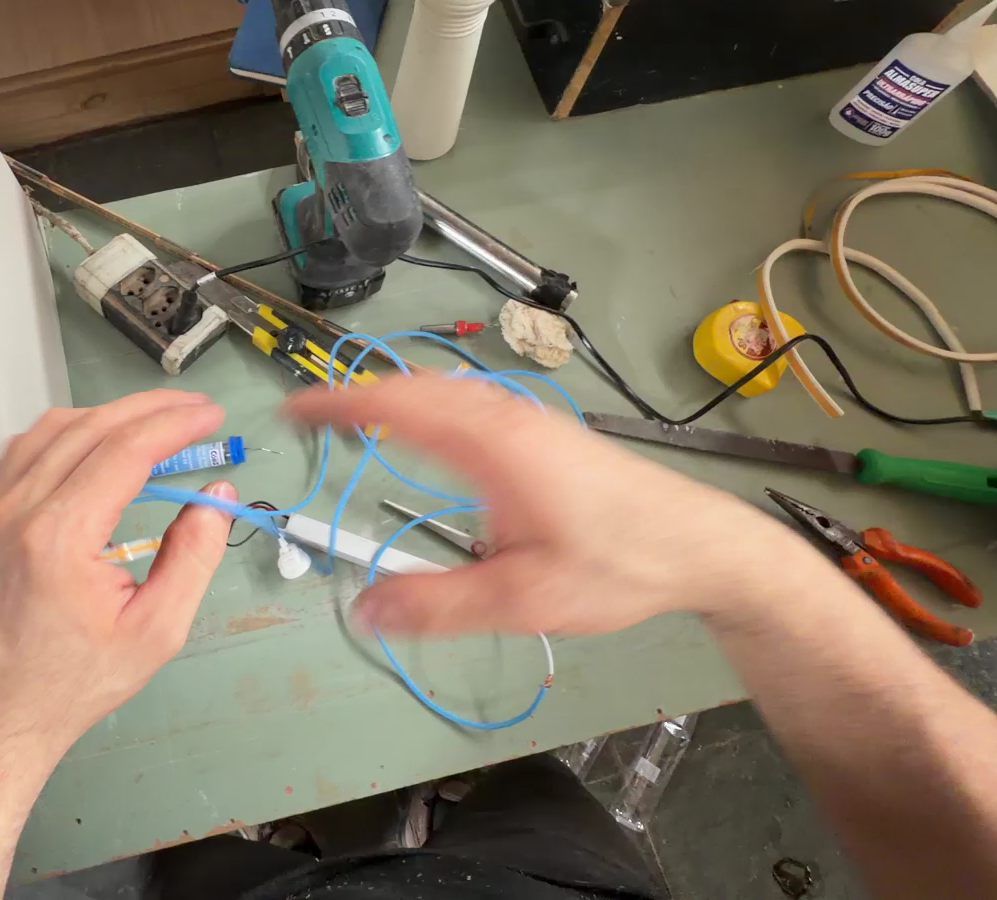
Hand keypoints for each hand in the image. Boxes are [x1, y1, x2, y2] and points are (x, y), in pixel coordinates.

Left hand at [0, 389, 233, 757]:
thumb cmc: (81, 680)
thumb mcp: (158, 630)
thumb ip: (194, 555)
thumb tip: (217, 492)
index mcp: (62, 536)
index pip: (126, 450)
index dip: (176, 424)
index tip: (213, 416)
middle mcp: (21, 508)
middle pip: (93, 426)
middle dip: (153, 409)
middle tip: (197, 409)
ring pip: (57, 427)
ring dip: (113, 413)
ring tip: (158, 421)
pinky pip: (28, 447)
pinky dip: (72, 429)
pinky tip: (99, 439)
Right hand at [285, 376, 818, 637]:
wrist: (701, 543)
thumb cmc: (616, 566)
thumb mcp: (522, 600)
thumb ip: (438, 605)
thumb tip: (364, 610)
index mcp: (489, 446)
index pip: (396, 407)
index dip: (338, 404)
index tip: (295, 408)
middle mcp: (502, 417)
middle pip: (413, 387)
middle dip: (356, 395)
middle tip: (313, 415)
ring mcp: (523, 417)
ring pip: (441, 388)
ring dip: (392, 395)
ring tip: (355, 417)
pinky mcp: (539, 428)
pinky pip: (465, 399)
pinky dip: (425, 402)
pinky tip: (426, 426)